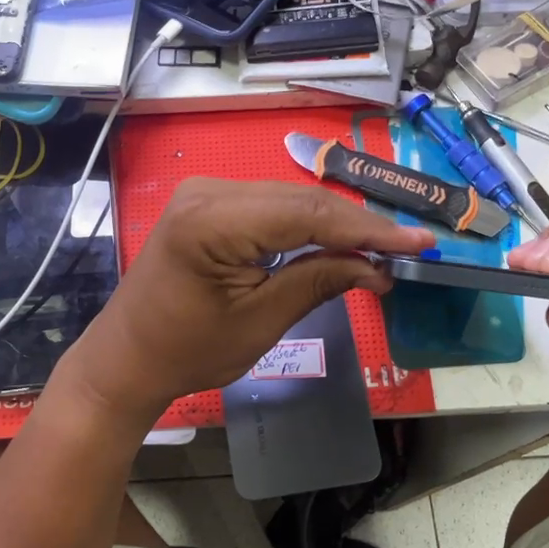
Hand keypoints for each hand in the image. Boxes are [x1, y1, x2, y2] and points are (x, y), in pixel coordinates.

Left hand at [59, 178, 433, 421]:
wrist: (129, 358)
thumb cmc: (189, 351)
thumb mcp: (261, 321)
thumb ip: (319, 281)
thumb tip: (379, 268)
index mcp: (212, 219)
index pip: (307, 213)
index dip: (368, 229)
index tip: (419, 243)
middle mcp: (208, 190)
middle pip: (302, 199)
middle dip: (357, 225)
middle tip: (410, 250)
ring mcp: (206, 192)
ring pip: (290, 199)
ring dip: (337, 224)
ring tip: (386, 248)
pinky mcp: (209, 204)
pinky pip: (271, 206)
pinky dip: (308, 225)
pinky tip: (341, 241)